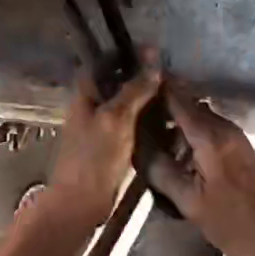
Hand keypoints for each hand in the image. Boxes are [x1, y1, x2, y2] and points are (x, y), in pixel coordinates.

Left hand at [43, 66, 161, 227]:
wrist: (80, 204)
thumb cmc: (94, 157)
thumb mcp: (117, 119)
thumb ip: (134, 90)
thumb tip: (154, 61)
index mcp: (85, 92)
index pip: (104, 60)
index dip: (125, 53)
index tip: (152, 51)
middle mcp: (92, 104)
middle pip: (117, 81)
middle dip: (141, 76)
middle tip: (170, 74)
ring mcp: (101, 126)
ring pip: (126, 103)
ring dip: (146, 99)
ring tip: (174, 95)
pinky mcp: (111, 145)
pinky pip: (131, 124)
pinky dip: (146, 120)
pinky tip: (167, 122)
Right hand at [145, 81, 254, 255]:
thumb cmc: (236, 223)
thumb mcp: (190, 203)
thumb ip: (161, 172)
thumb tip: (137, 148)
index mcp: (209, 135)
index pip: (175, 97)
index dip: (153, 89)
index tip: (131, 88)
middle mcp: (223, 126)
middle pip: (186, 104)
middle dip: (161, 106)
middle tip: (135, 118)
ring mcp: (234, 135)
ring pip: (197, 116)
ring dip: (175, 121)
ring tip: (150, 136)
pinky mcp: (239, 146)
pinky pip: (208, 128)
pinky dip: (189, 132)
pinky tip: (176, 151)